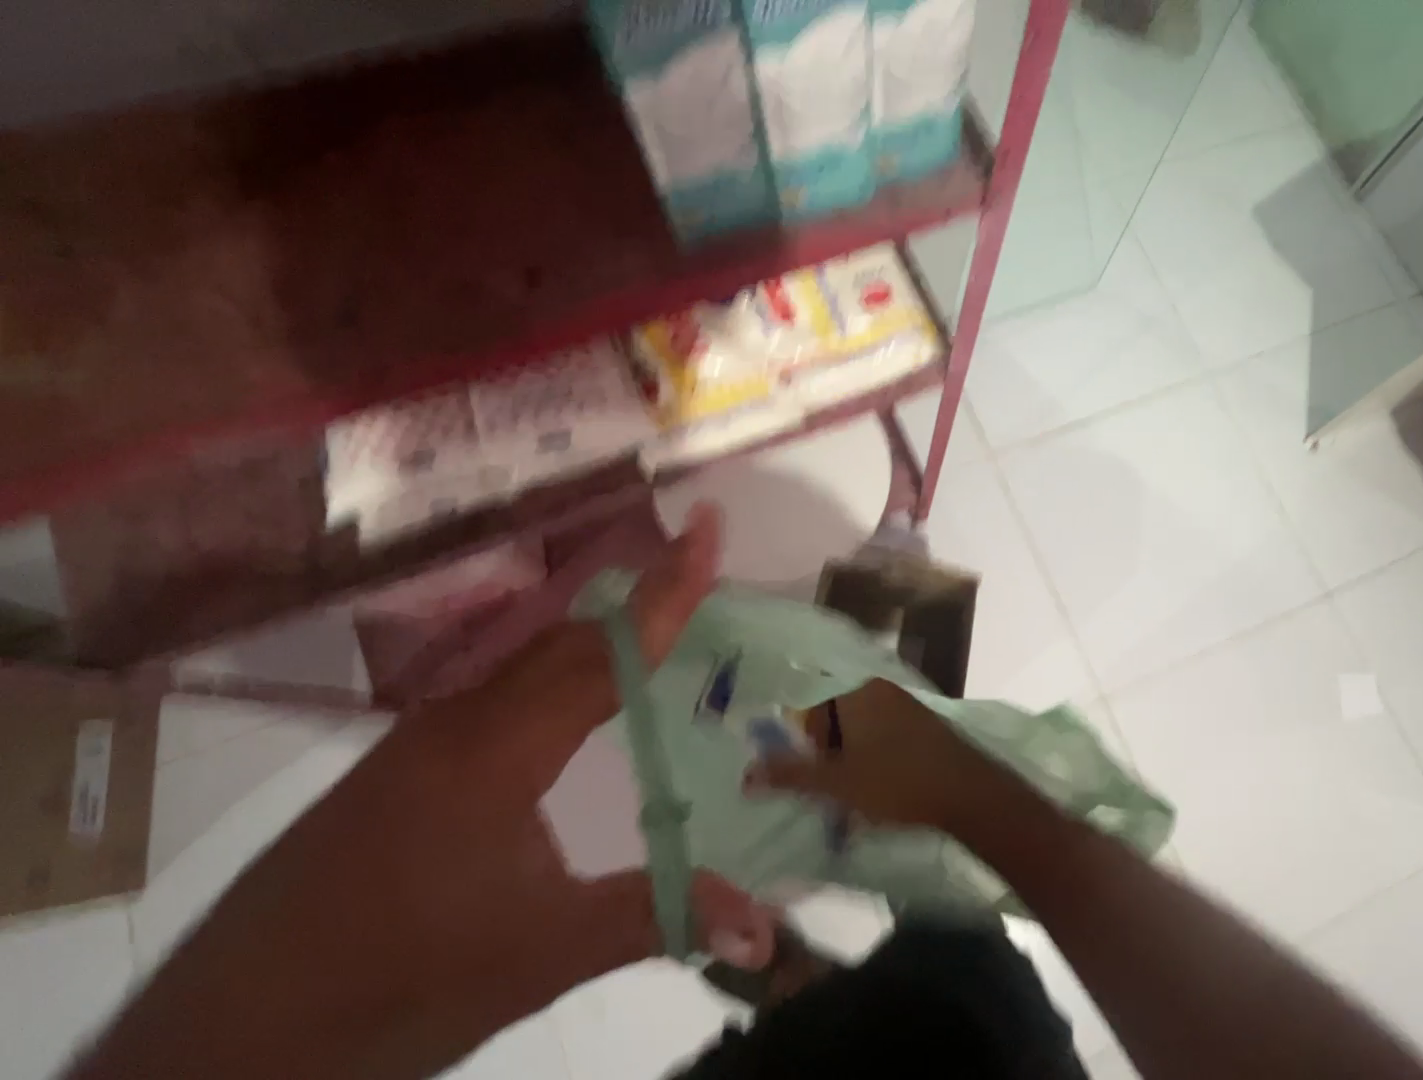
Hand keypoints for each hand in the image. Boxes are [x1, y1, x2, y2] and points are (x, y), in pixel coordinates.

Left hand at [75, 505, 773, 1079]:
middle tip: (699, 570)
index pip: (602, 655)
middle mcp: (455, 726)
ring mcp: (416, 748)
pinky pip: (496, 702)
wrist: (221, 1050)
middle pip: (565, 645)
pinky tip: (569, 715)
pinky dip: (554, 684)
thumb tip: (768, 931)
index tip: (706, 526)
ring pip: (524, 671)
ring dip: (595, 644)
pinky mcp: (394, 776)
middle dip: (638, 605)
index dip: (665, 590)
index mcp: (496, 750)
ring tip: (654, 630)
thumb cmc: (394, 986)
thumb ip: (658, 917)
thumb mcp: (542, 956)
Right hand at [745, 678, 1022, 835]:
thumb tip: (746, 774)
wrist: (971, 795)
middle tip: (825, 795)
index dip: (800, 743)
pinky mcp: (927, 730)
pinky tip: (879, 798)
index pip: (811, 707)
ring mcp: (908, 708)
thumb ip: (790, 775)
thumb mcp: (837, 783)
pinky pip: (886, 743)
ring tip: (851, 804)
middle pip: (836, 722)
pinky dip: (874, 766)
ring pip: (861, 736)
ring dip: (849, 767)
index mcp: (858, 692)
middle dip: (825, 760)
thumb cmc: (897, 783)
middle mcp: (883, 691)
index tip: (800, 775)